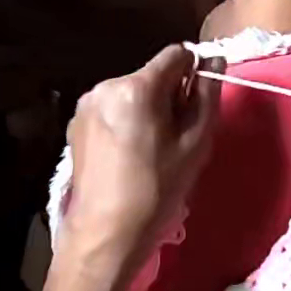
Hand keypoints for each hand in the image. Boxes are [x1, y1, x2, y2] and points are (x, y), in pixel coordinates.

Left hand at [56, 46, 220, 290]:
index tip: (198, 108)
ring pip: (133, 93)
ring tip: (154, 151)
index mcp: (135, 87)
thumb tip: (213, 60)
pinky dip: (129, 122)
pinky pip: (114, 110)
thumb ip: (208, 95)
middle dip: (171, 96)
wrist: (106, 235)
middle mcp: (104, 86)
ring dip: (150, 110)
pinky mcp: (76, 126)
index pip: (177, 54)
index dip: (196, 74)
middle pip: (153, 75)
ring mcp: (86, 106)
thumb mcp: (196, 143)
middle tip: (178, 138)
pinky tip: (131, 156)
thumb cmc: (158, 189)